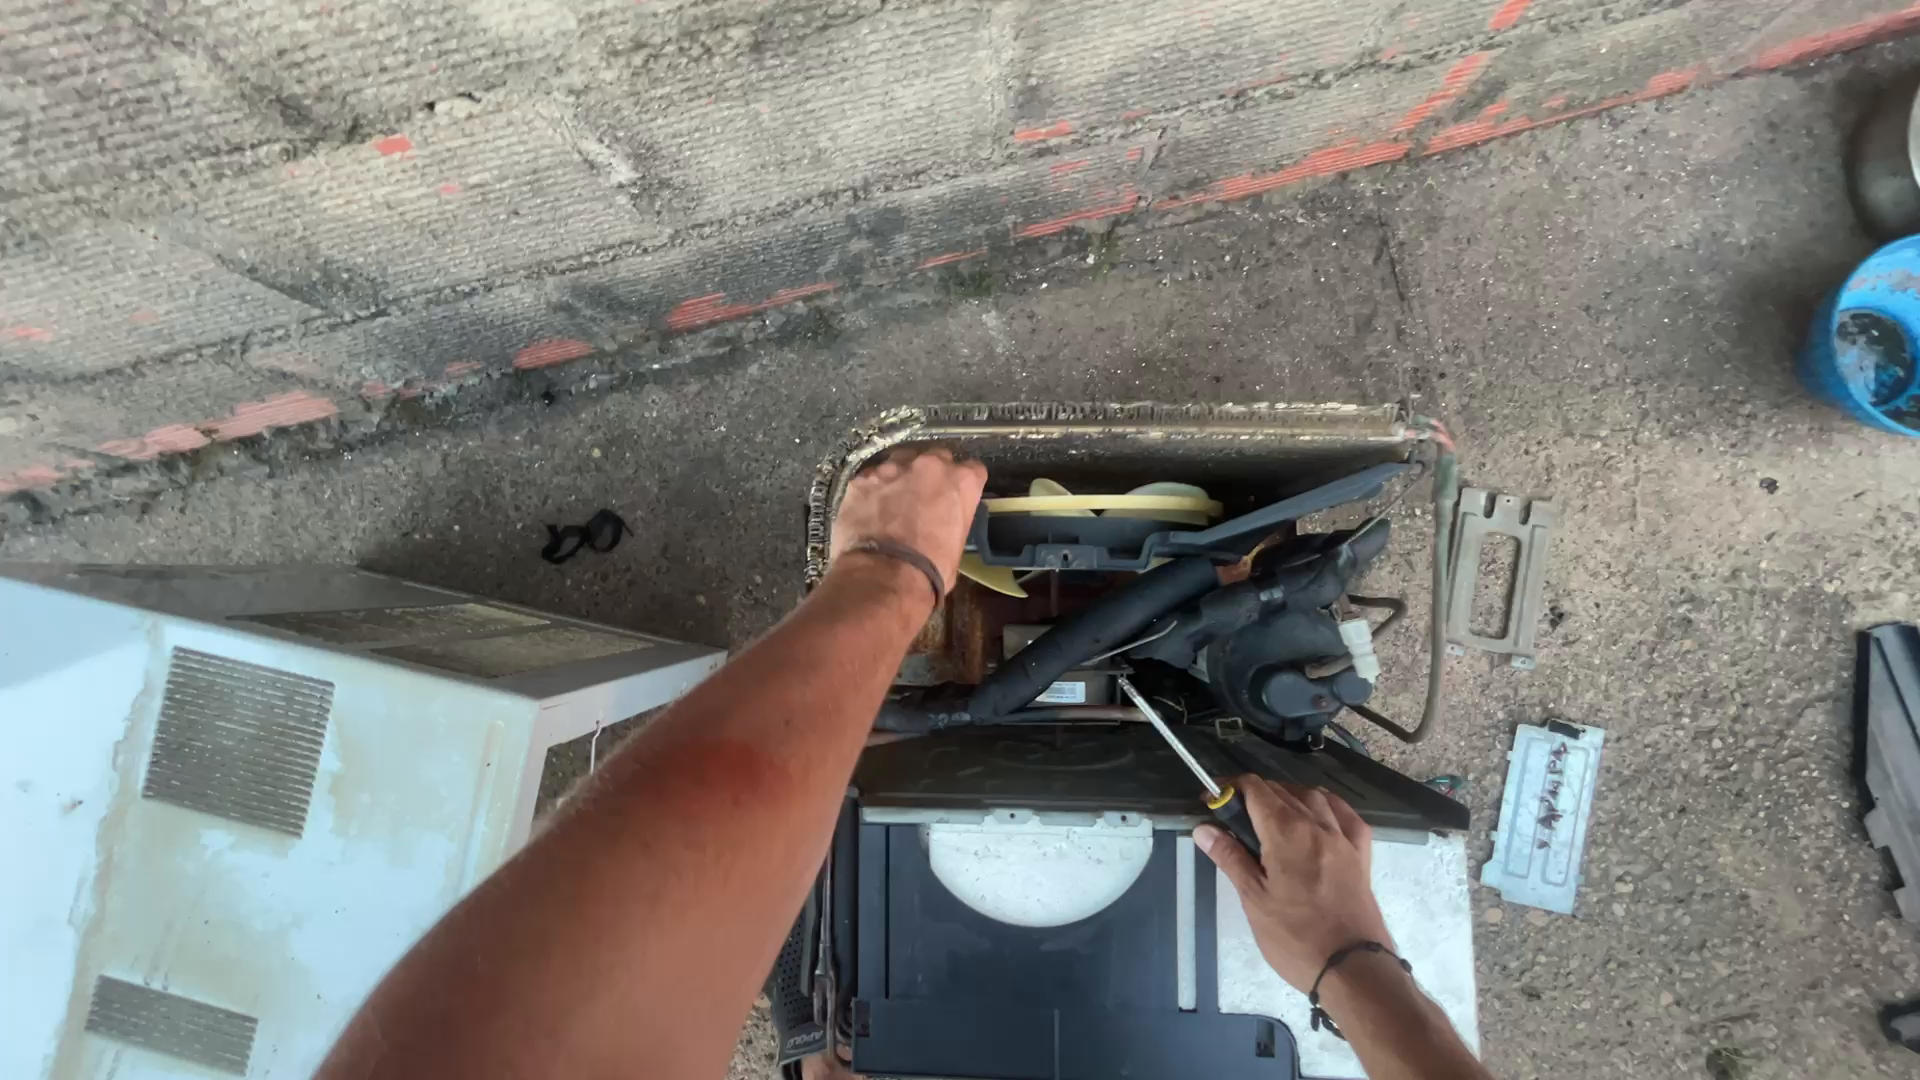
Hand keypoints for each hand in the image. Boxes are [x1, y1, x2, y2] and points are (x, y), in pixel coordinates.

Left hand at [829, 447, 986, 592]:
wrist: (884, 576)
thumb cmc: (929, 570)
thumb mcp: (956, 546)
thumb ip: (951, 521)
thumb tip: (941, 525)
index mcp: (961, 482)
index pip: (972, 470)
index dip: (962, 485)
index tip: (956, 496)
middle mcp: (930, 466)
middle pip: (936, 458)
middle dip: (931, 474)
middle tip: (923, 498)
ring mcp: (893, 469)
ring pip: (900, 461)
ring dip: (900, 477)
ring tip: (893, 502)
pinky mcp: (862, 480)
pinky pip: (871, 478)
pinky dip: (872, 490)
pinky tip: (869, 510)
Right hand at [1194, 776, 1392, 991]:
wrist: (1357, 973)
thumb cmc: (1297, 938)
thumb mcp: (1254, 900)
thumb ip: (1229, 857)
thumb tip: (1203, 828)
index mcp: (1285, 831)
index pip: (1255, 788)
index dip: (1230, 788)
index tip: (1213, 802)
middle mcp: (1316, 825)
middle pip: (1281, 790)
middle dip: (1253, 794)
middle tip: (1234, 817)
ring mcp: (1343, 840)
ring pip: (1313, 797)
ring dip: (1288, 796)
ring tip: (1271, 814)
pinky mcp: (1361, 857)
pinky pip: (1347, 816)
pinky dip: (1329, 806)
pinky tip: (1319, 814)